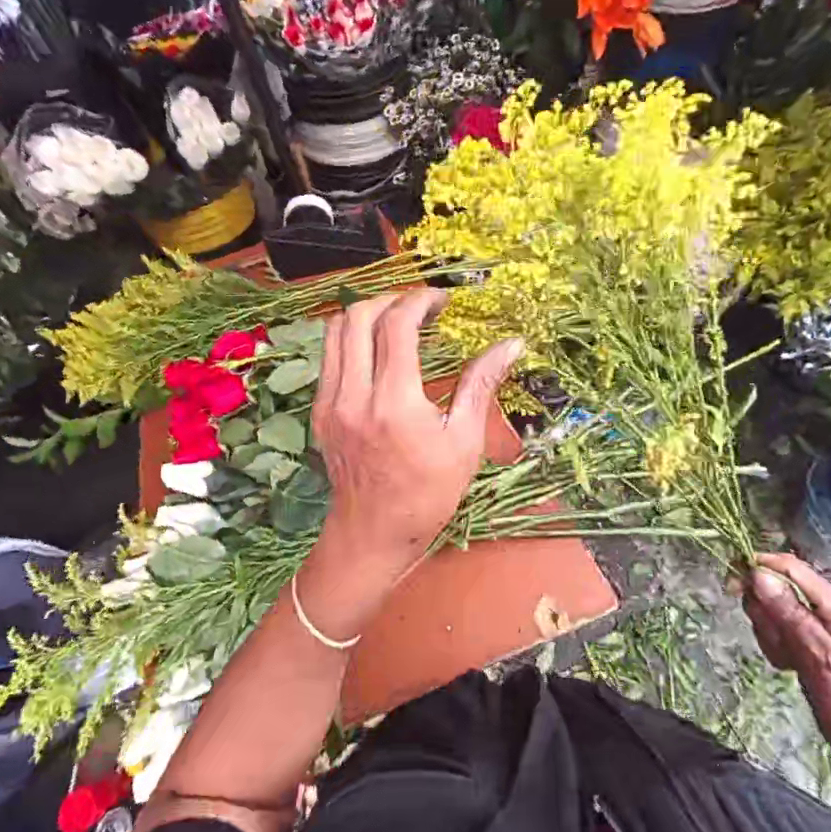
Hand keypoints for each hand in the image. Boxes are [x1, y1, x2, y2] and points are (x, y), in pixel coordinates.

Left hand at [310, 289, 522, 575]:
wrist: (373, 532)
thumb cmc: (427, 494)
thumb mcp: (464, 442)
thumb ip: (481, 384)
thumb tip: (512, 344)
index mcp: (394, 403)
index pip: (396, 325)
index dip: (420, 300)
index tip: (441, 300)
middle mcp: (353, 396)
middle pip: (358, 316)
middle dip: (390, 300)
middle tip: (418, 309)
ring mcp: (329, 403)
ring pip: (334, 331)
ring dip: (365, 315)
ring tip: (396, 323)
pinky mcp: (318, 411)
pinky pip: (328, 357)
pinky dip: (350, 340)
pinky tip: (376, 353)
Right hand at [742, 552, 830, 804]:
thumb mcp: (821, 663)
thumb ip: (792, 616)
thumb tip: (759, 574)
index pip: (794, 569)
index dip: (759, 568)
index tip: (729, 583)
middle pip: (787, 590)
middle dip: (768, 612)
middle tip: (775, 647)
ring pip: (787, 612)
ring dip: (775, 633)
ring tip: (787, 663)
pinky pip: (797, 631)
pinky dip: (786, 645)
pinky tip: (793, 667)